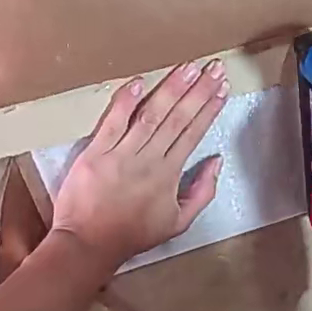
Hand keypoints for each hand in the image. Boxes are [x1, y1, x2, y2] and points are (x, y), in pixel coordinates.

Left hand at [51, 59, 228, 265]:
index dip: (209, 108)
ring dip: (171, 89)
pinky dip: (125, 101)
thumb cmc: (133, 234)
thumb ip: (202, 192)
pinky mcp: (95, 152)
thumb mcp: (178, 223)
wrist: (89, 243)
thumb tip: (217, 161)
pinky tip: (139, 81)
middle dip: (198, 90)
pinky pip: (113, 122)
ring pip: (151, 115)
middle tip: (214, 67)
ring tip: (188, 68)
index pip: (193, 133)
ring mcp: (120, 154)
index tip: (222, 87)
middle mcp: (148, 159)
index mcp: (169, 174)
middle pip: (177, 118)